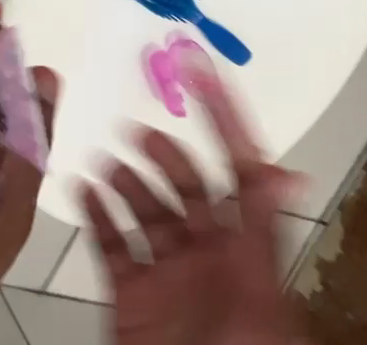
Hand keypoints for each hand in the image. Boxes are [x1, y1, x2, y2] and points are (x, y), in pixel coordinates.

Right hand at [83, 55, 302, 344]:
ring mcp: (167, 272)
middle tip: (135, 130)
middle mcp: (208, 254)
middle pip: (187, 184)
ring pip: (144, 206)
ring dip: (125, 177)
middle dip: (164, 151)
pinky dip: (95, 211)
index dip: (225, 117)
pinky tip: (81, 189)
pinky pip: (111, 241)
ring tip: (102, 161)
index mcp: (246, 252)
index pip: (239, 170)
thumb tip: (285, 169)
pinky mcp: (131, 291)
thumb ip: (260, 232)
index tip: (201, 68)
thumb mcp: (255, 297)